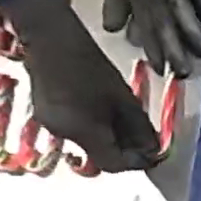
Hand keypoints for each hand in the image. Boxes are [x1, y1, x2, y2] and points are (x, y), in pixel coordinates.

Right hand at [0, 0, 161, 171]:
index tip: (150, 154)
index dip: (134, 162)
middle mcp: (66, 136)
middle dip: (124, 150)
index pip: (114, 164)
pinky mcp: (47, 118)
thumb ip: (139, 127)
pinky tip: (103, 114)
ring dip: (110, 139)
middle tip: (142, 138)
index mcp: (84, 131)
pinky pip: (77, 133)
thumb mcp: (122, 96)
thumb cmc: (89, 63)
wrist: (49, 36)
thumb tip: (152, 149)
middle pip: (101, 156)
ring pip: (90, 145)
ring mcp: (53, 128)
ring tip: (124, 122)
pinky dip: (94, 129)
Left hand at [103, 0, 200, 77]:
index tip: (161, 70)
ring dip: (197, 39)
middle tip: (185, 73)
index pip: (149, 36)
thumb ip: (116, 8)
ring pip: (188, 19)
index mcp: (141, 4)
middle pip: (169, 33)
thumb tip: (114, 31)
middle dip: (177, 55)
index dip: (155, 55)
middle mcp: (159, 0)